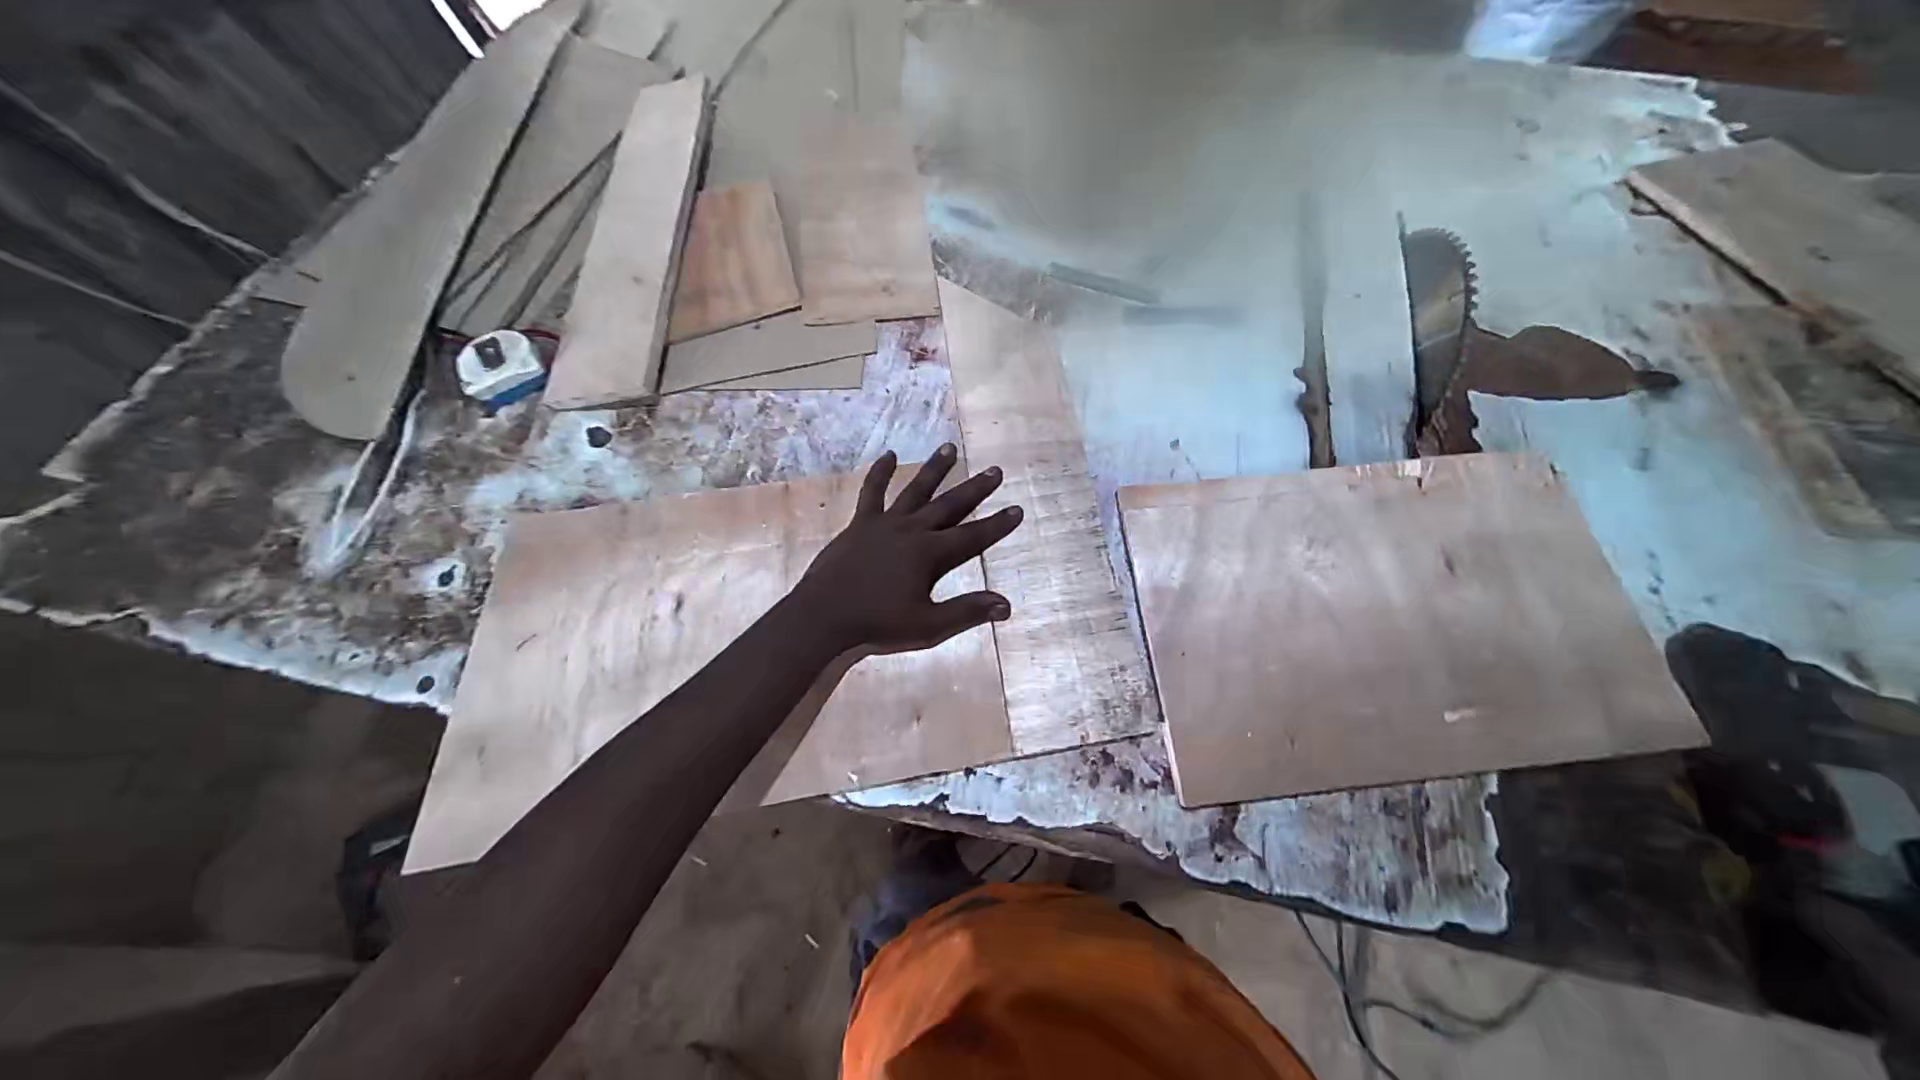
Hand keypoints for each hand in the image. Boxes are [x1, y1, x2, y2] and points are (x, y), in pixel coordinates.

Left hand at [793, 444, 1022, 654]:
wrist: (823, 617)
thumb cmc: (878, 625)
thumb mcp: (928, 626)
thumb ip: (967, 612)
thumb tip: (1006, 605)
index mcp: (929, 554)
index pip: (972, 536)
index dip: (997, 525)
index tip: (1017, 509)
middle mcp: (911, 531)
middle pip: (949, 505)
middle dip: (975, 489)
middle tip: (995, 471)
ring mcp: (884, 524)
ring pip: (916, 491)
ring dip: (934, 470)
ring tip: (950, 448)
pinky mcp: (860, 524)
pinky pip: (872, 493)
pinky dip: (880, 473)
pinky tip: (889, 456)